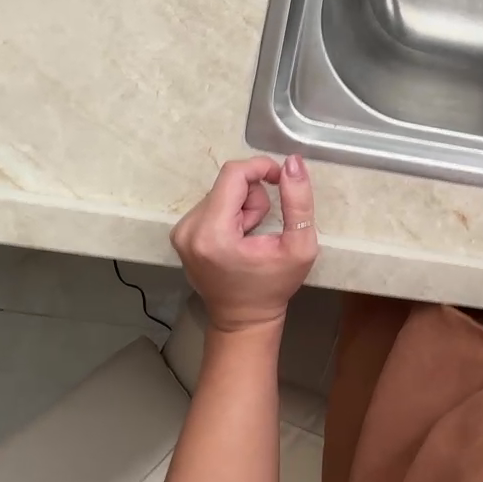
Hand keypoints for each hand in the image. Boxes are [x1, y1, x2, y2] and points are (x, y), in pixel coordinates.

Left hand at [170, 155, 318, 333]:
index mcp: (213, 233)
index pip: (234, 174)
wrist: (243, 320)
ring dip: (243, 205)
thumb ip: (299, 201)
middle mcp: (189, 229)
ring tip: (251, 235)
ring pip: (222, 191)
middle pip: (229, 182)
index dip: (262, 167)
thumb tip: (292, 162)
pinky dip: (231, 213)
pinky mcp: (182, 234)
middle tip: (264, 226)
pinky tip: (238, 238)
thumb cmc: (274, 286)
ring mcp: (181, 232)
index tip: (282, 180)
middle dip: (254, 195)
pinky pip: (213, 202)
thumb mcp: (301, 246)